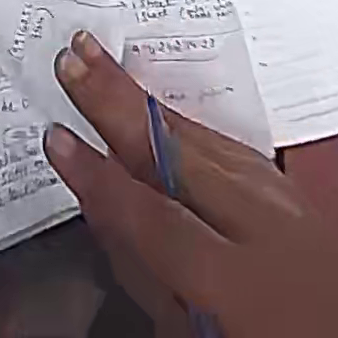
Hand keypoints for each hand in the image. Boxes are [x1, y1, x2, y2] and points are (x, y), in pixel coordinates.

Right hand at [43, 31, 337, 337]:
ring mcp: (276, 193)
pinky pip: (217, 137)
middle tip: (72, 59)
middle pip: (175, 150)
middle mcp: (262, 221)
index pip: (155, 218)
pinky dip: (173, 111)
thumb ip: (155, 280)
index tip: (57, 138)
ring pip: (194, 132)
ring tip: (96, 58)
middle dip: (116, 102)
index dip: (99, 179)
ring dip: (138, 93)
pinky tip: (148, 96)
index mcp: (244, 280)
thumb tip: (109, 220)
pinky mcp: (280, 181)